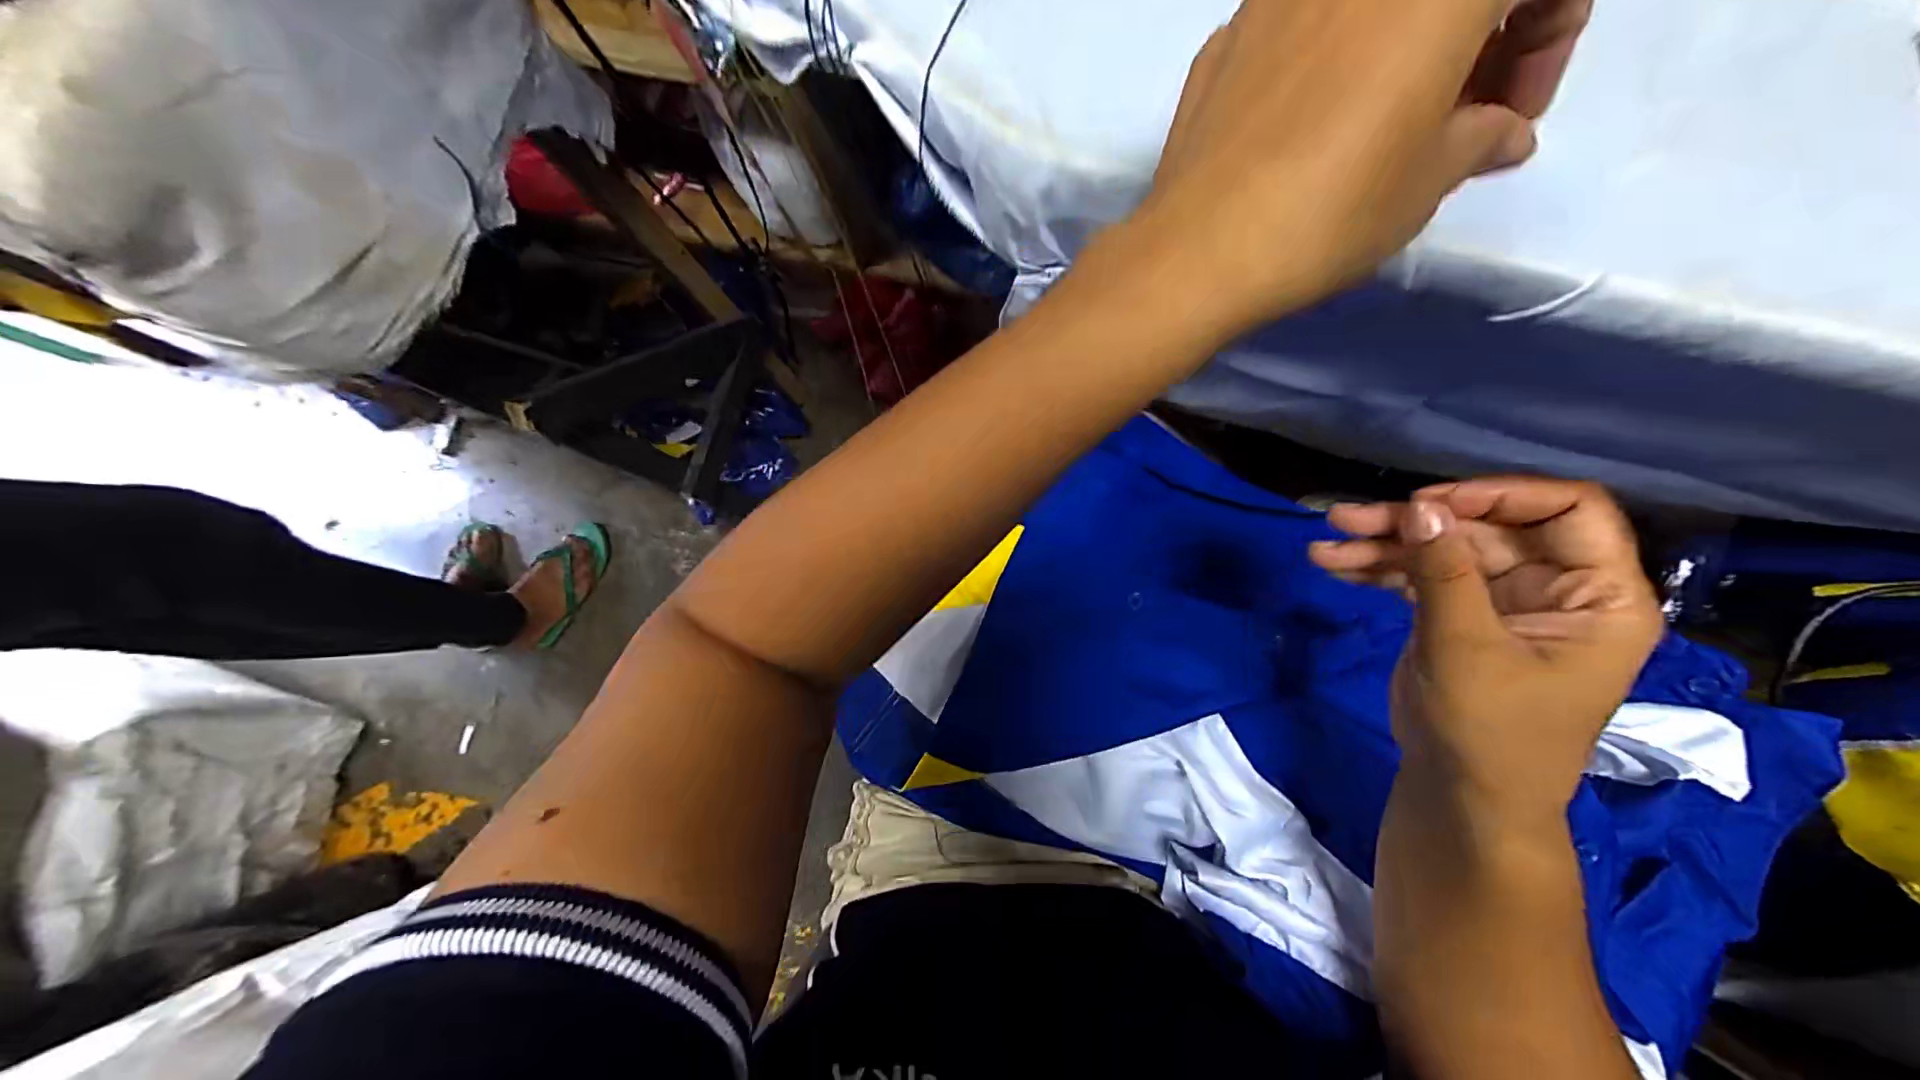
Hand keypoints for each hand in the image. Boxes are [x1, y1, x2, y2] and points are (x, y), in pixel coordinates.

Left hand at [1114, 0, 1592, 343]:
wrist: (1196, 251)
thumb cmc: (1327, 215)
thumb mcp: (1426, 184)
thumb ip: (1480, 136)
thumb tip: (1500, 132)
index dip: (1551, 25)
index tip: (1515, 106)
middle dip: (1478, 33)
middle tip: (1462, 117)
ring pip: (1372, 2)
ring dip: (1404, 41)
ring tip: (1390, 124)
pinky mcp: (1225, 35)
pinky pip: (1305, 23)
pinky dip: (1334, 53)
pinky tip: (1316, 123)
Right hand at [1309, 477, 1661, 815]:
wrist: (1459, 794)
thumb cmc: (1489, 729)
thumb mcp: (1465, 646)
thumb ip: (1444, 570)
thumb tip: (1419, 505)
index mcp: (1597, 595)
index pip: (1568, 511)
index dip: (1500, 494)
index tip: (1430, 502)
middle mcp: (1554, 588)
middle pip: (1483, 529)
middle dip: (1413, 523)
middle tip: (1347, 519)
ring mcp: (1500, 602)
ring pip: (1441, 551)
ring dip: (1382, 545)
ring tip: (1325, 543)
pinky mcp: (1456, 617)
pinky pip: (1417, 577)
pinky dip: (1377, 570)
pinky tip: (1332, 564)